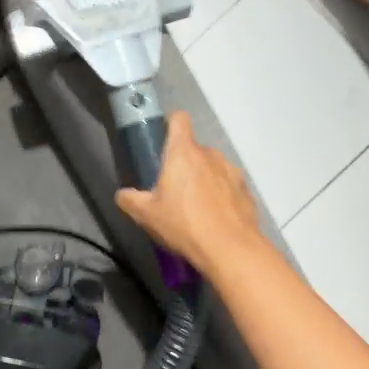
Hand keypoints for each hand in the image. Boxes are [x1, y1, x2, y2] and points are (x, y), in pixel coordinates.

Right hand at [115, 111, 263, 272]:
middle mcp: (210, 154)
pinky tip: (215, 218)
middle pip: (194, 149)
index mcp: (183, 153)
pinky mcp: (246, 190)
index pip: (179, 119)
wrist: (230, 249)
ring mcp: (232, 171)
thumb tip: (122, 195)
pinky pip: (229, 186)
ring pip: (213, 167)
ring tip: (197, 208)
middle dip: (184, 164)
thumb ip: (130, 200)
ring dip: (204, 180)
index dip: (170, 124)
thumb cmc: (184, 225)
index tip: (163, 140)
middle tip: (173, 190)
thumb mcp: (146, 216)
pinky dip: (221, 196)